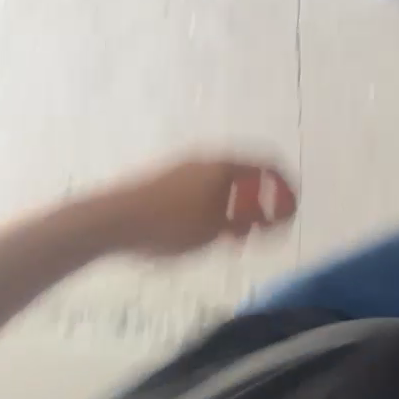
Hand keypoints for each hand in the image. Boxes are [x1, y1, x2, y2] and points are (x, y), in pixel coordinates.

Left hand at [74, 158, 297, 257]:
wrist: (107, 222)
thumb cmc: (169, 224)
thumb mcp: (215, 230)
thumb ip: (247, 223)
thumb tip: (271, 219)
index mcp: (226, 164)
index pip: (268, 167)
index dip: (284, 187)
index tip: (291, 209)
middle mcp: (208, 160)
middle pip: (245, 176)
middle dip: (257, 202)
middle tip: (260, 229)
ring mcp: (183, 169)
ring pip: (222, 186)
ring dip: (233, 209)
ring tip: (229, 239)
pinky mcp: (163, 183)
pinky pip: (202, 192)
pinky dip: (212, 209)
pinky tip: (201, 235)